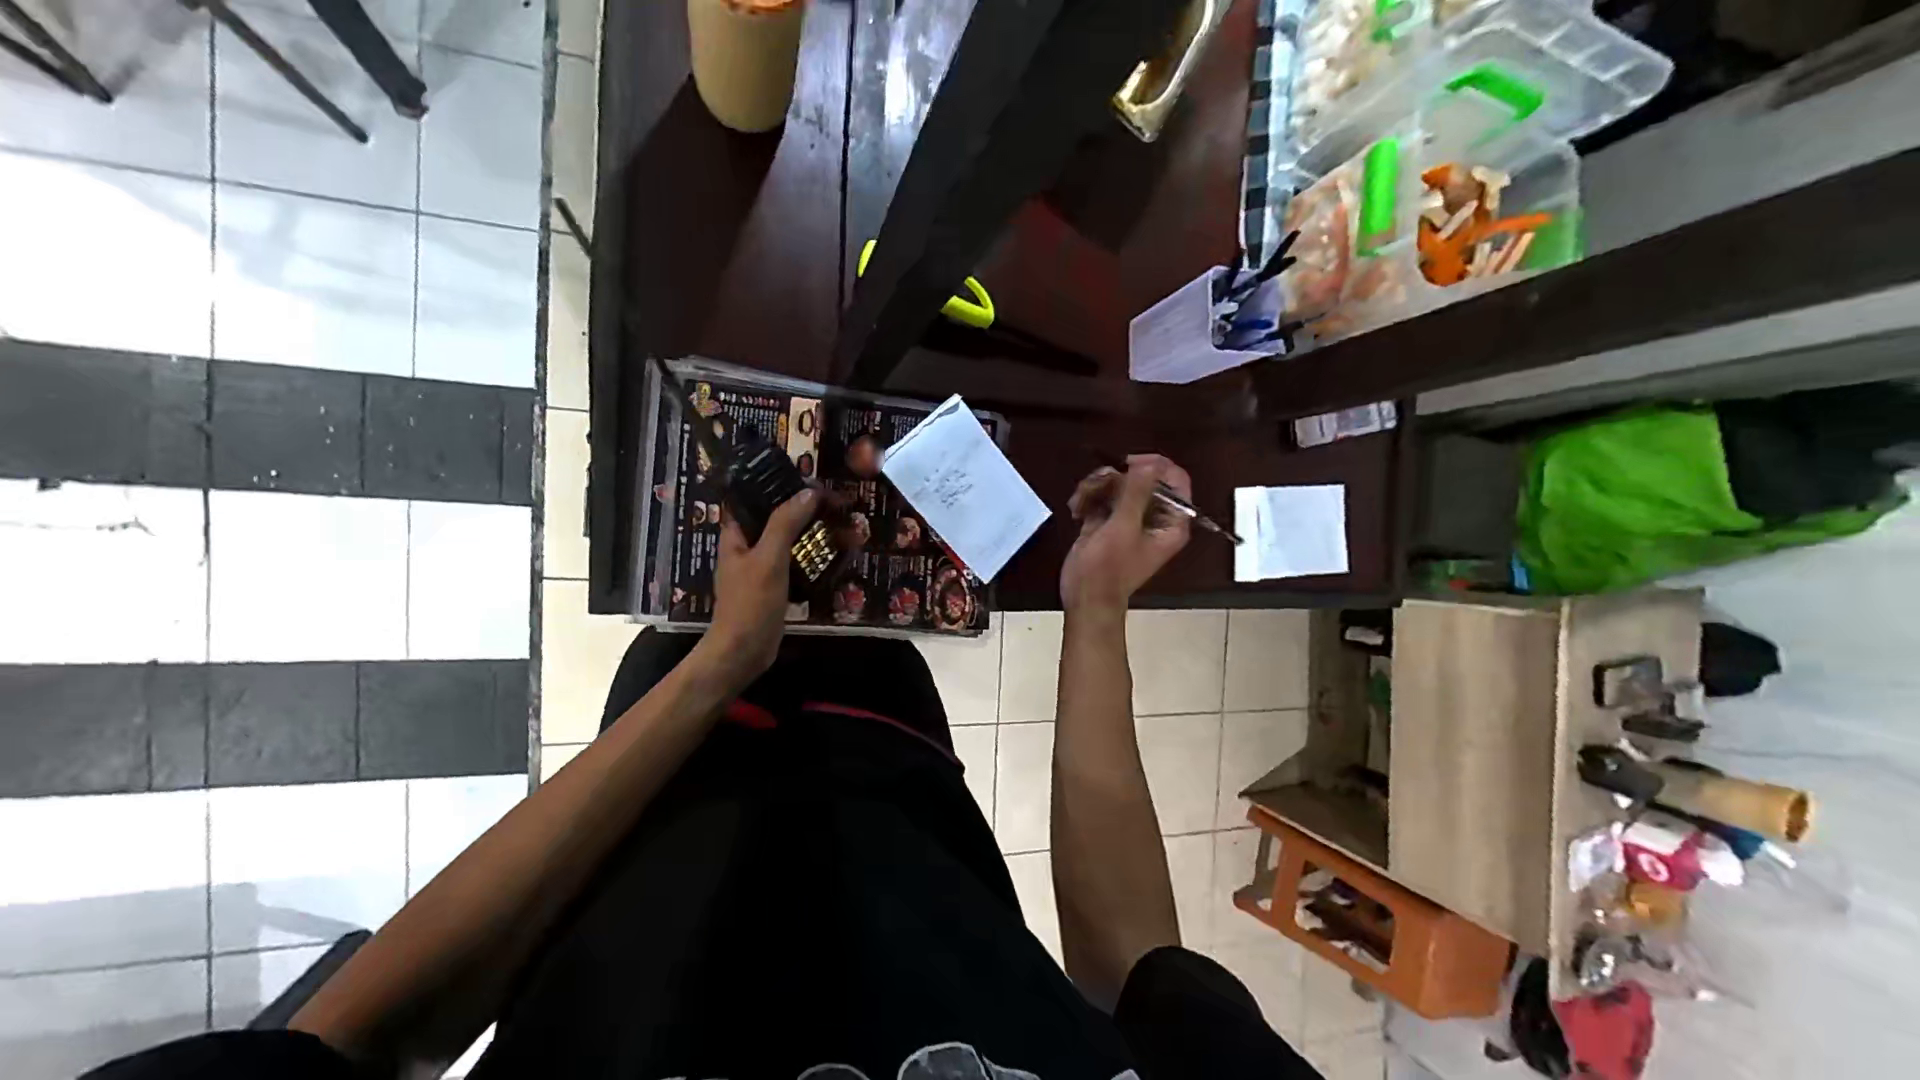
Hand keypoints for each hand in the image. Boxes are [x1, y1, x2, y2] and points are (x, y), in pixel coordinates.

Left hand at [690, 488, 817, 688]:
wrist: (744, 652)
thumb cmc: (750, 603)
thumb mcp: (769, 558)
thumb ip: (786, 523)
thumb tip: (809, 492)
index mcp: (735, 535)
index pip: (748, 498)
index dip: (770, 484)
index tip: (800, 476)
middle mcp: (745, 548)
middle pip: (771, 518)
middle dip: (798, 508)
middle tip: (829, 499)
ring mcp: (759, 568)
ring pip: (785, 540)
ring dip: (807, 532)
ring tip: (836, 521)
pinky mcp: (773, 587)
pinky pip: (793, 563)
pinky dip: (810, 556)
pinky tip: (832, 553)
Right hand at [1060, 455, 1191, 613]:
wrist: (1084, 599)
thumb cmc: (1108, 569)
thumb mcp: (1124, 528)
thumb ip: (1137, 493)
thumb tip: (1150, 464)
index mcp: (1171, 522)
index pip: (1176, 480)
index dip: (1155, 467)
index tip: (1128, 465)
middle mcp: (1154, 518)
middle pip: (1142, 479)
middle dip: (1116, 479)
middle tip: (1095, 485)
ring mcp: (1130, 520)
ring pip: (1118, 485)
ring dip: (1096, 487)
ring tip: (1081, 502)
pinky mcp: (1108, 523)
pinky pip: (1102, 497)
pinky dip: (1088, 498)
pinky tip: (1076, 510)